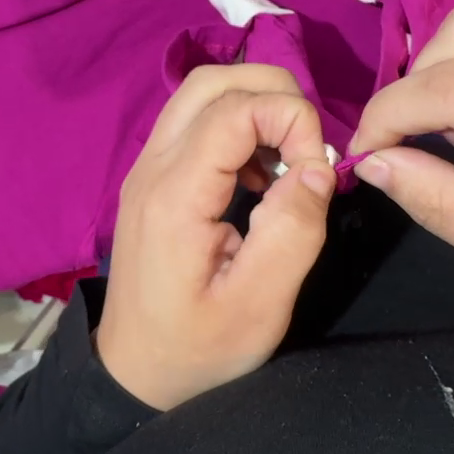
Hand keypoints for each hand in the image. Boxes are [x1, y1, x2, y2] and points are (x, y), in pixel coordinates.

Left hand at [96, 65, 336, 410]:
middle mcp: (151, 168)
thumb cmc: (197, 349)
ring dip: (254, 109)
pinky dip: (235, 129)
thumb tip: (318, 168)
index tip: (318, 170)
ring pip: (199, 97)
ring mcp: (144, 170)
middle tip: (307, 150)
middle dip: (274, 95)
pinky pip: (193, 125)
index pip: (235, 108)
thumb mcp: (259, 306)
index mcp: (174, 196)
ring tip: (287, 164)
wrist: (135, 372)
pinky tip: (258, 177)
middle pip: (211, 82)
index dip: (292, 120)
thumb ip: (293, 232)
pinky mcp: (150, 181)